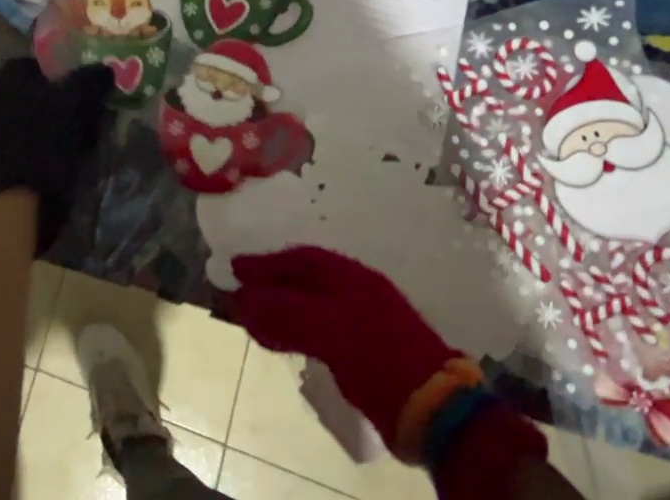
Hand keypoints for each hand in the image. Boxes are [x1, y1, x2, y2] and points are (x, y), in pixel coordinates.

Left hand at [0, 59, 113, 254]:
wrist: (15, 199)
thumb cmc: (43, 140)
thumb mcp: (74, 103)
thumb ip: (90, 79)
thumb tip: (105, 68)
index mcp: (9, 76)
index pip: (43, 62)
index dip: (69, 70)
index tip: (92, 83)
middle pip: (42, 90)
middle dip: (68, 98)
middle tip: (97, 109)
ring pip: (41, 116)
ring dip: (65, 123)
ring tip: (91, 134)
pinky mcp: (3, 155)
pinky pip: (36, 140)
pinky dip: (54, 143)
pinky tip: (74, 154)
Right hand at [229, 247, 455, 449]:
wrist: (433, 411)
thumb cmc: (380, 357)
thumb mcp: (327, 328)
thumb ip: (283, 310)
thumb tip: (241, 297)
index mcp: (353, 279)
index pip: (302, 258)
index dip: (267, 261)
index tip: (236, 268)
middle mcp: (358, 294)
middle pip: (305, 282)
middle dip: (271, 286)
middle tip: (240, 295)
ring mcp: (363, 324)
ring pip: (310, 308)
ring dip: (279, 312)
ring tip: (252, 321)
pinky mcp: (364, 354)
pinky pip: (318, 332)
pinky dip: (293, 333)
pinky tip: (280, 343)